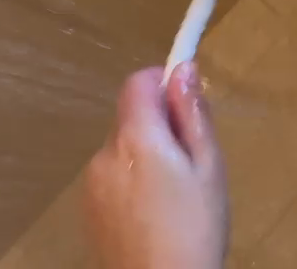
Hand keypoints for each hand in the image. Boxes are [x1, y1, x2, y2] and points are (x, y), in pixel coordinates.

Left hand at [83, 64, 227, 268]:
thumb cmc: (195, 228)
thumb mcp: (208, 166)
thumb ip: (193, 113)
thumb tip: (183, 68)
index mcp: (135, 137)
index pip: (137, 82)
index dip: (162, 82)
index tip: (186, 106)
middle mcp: (105, 154)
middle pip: (130, 115)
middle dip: (159, 123)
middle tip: (191, 158)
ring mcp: (91, 186)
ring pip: (121, 146)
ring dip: (145, 152)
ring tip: (175, 192)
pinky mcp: (88, 213)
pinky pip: (112, 175)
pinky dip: (131, 179)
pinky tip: (153, 212)